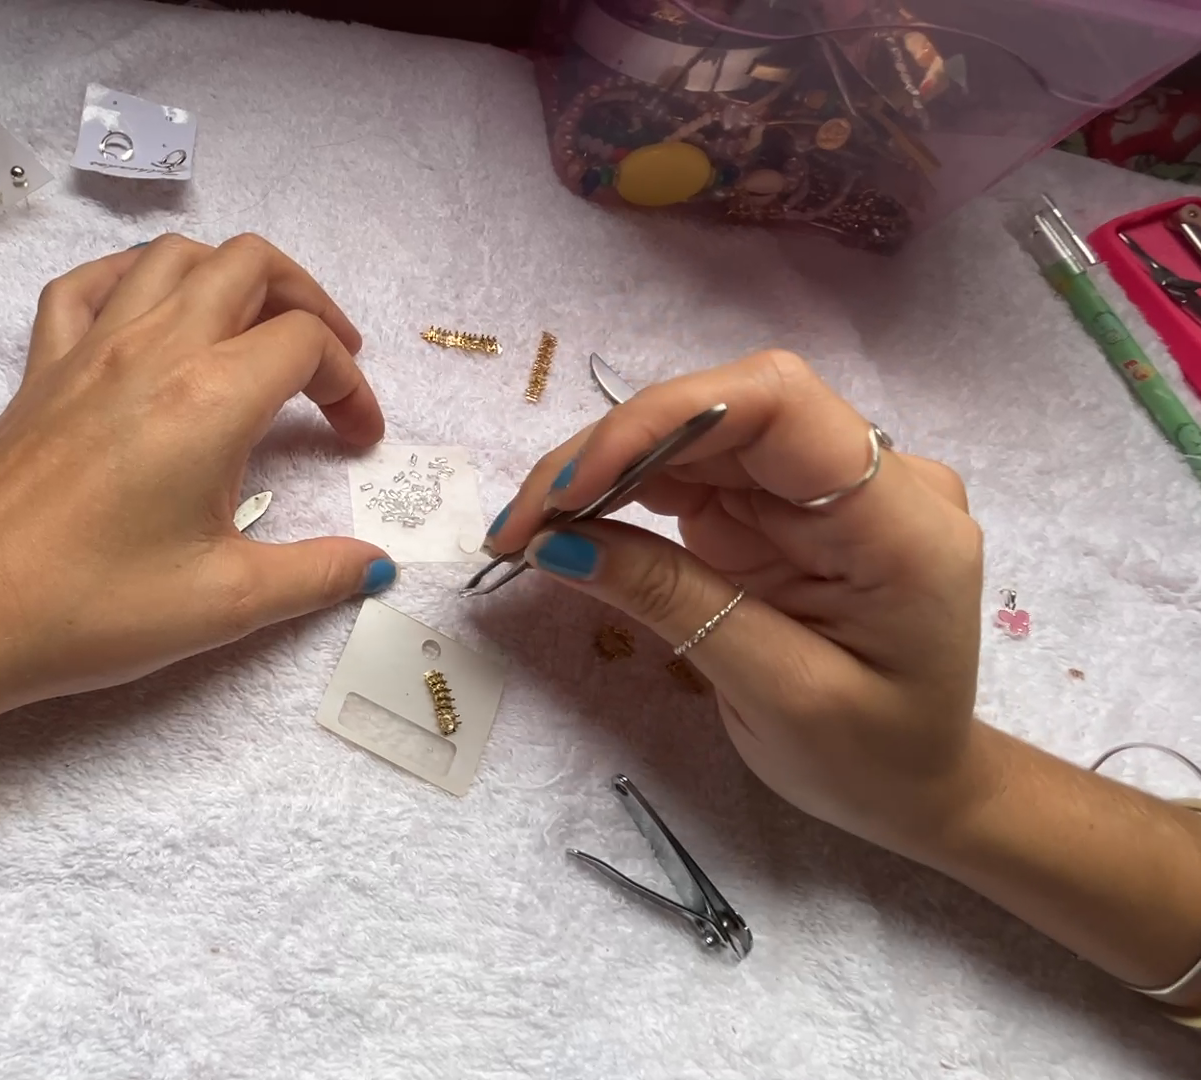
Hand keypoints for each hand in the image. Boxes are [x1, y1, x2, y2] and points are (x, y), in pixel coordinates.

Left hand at [0, 234, 394, 721]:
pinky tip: (151, 320)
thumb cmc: (92, 609)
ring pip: (175, 259)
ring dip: (232, 279)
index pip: (307, 344)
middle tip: (329, 364)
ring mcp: (87, 347)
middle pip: (252, 266)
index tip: (361, 441)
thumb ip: (317, 575)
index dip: (353, 386)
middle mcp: (152, 348)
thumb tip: (380, 569)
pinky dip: (136, 281)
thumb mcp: (225, 603)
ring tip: (254, 334)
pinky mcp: (40, 366)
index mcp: (208, 398)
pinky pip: (90, 285)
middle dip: (309, 301)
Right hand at [487, 350, 989, 849]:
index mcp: (895, 518)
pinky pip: (670, 476)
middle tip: (515, 527)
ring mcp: (799, 488)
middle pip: (707, 416)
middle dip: (598, 457)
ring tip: (522, 531)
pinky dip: (605, 498)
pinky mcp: (758, 507)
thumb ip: (673, 601)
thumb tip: (559, 543)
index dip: (657, 421)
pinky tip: (562, 528)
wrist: (913, 782)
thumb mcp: (776, 689)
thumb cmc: (871, 754)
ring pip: (675, 440)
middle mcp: (853, 478)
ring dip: (588, 476)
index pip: (773, 405)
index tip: (569, 491)